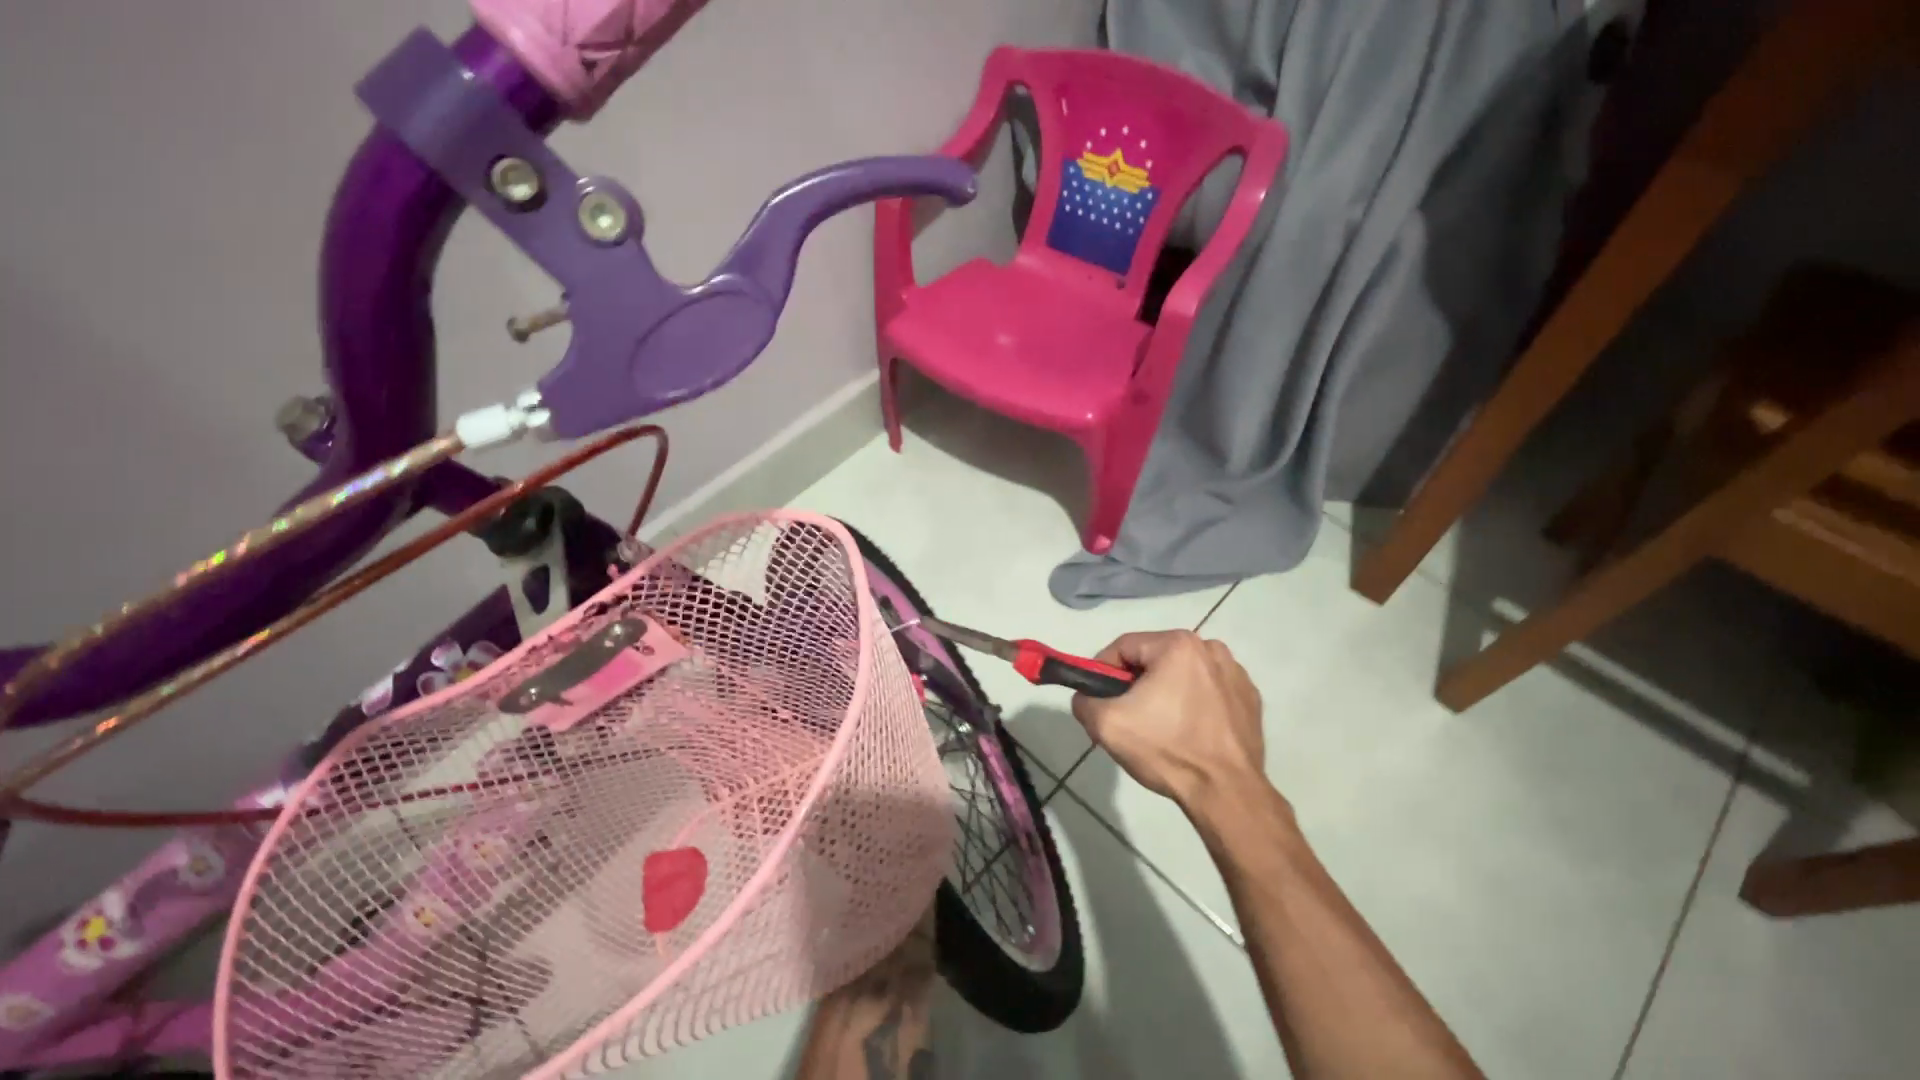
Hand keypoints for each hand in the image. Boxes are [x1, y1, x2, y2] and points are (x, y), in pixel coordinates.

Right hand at [1071, 630, 1264, 809]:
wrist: (1226, 792)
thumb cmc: (1166, 750)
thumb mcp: (1106, 725)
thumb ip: (1084, 701)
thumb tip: (1087, 697)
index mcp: (1177, 645)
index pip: (1123, 647)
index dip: (1103, 671)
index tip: (1100, 700)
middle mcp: (1211, 649)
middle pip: (1155, 659)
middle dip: (1136, 684)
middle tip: (1128, 718)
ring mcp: (1236, 673)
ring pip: (1183, 674)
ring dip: (1167, 692)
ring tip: (1161, 728)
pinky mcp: (1250, 699)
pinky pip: (1210, 692)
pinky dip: (1196, 705)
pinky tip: (1191, 733)